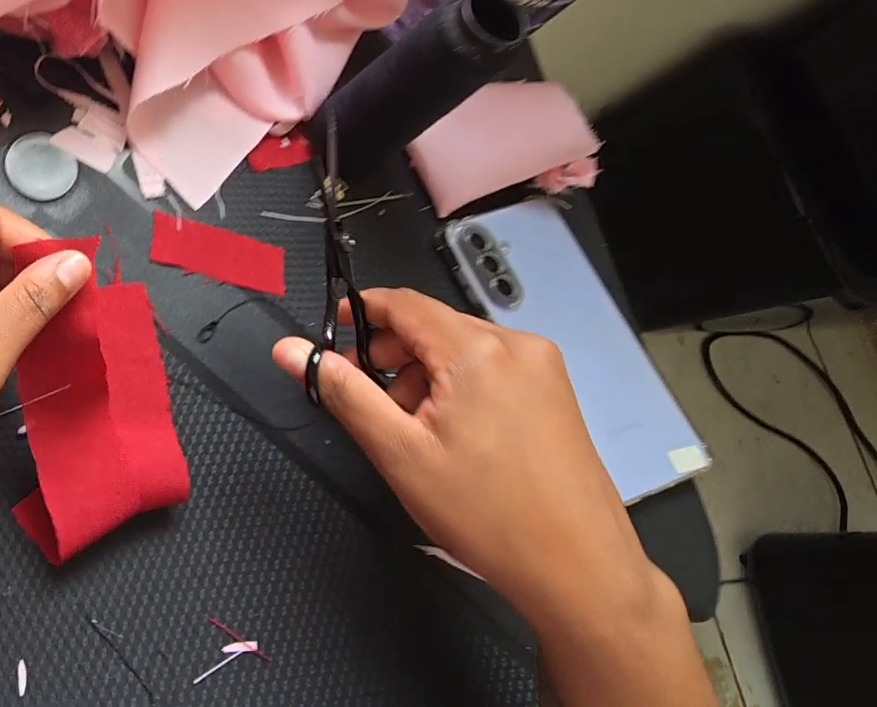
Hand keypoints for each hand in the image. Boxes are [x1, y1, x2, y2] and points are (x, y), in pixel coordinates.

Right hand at [272, 288, 663, 623]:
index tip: (335, 329)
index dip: (360, 311)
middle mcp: (517, 348)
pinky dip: (455, 386)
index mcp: (477, 351)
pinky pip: (487, 367)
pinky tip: (447, 432)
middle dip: (389, 355)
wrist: (581, 574)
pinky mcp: (553, 393)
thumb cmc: (494, 517)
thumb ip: (341, 390)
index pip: (403, 302)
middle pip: (430, 325)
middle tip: (364, 394)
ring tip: (410, 428)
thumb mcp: (397, 451)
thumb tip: (294, 352)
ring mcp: (541, 370)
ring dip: (421, 374)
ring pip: (457, 348)